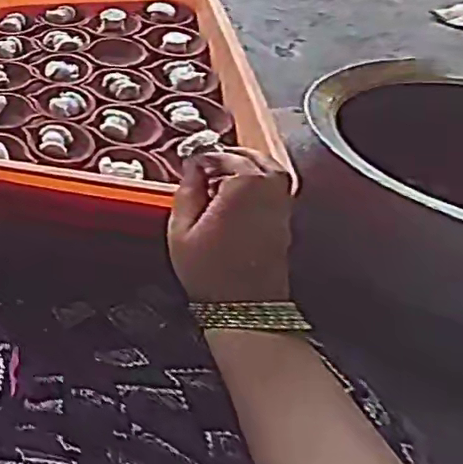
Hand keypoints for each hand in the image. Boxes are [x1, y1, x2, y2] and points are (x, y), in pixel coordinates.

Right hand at [167, 148, 294, 302]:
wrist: (243, 308)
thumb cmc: (208, 271)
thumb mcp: (180, 229)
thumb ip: (186, 193)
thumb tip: (192, 171)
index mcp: (241, 195)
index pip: (230, 160)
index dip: (208, 157)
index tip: (192, 162)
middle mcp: (267, 200)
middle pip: (261, 161)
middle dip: (234, 155)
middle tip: (210, 159)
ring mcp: (279, 213)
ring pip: (274, 174)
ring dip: (249, 167)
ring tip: (222, 174)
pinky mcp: (282, 226)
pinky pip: (276, 192)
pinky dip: (257, 183)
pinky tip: (234, 195)